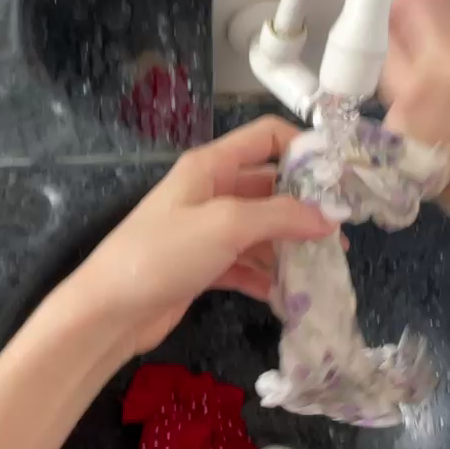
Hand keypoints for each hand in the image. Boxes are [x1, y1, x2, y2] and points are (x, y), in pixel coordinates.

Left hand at [59, 116, 333, 355]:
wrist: (110, 311)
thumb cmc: (163, 254)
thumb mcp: (226, 224)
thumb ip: (280, 216)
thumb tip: (328, 218)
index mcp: (211, 166)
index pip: (266, 137)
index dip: (303, 150)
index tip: (339, 178)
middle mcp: (211, 191)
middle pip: (271, 188)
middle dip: (305, 208)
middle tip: (338, 236)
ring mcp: (208, 231)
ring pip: (262, 230)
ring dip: (290, 248)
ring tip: (322, 270)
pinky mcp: (205, 266)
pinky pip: (247, 263)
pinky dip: (267, 276)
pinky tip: (287, 295)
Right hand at [379, 0, 449, 244]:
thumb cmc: (441, 161)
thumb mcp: (399, 118)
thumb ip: (388, 68)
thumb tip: (378, 33)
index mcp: (443, 56)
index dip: (388, 4)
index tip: (374, 29)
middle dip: (405, 12)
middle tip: (389, 44)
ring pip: (448, 13)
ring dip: (424, 29)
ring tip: (412, 67)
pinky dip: (442, 45)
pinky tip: (436, 80)